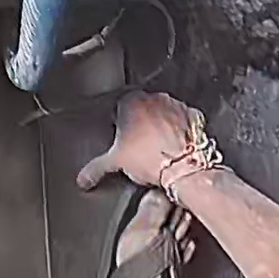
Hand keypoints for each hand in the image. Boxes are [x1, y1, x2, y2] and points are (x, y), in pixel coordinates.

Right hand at [77, 91, 204, 188]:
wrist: (186, 168)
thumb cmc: (151, 158)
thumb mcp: (116, 163)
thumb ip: (96, 168)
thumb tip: (83, 178)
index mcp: (131, 102)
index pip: (118, 106)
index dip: (117, 122)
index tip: (118, 134)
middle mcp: (155, 98)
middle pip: (141, 108)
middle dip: (138, 122)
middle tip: (135, 143)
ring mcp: (176, 106)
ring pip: (162, 112)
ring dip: (159, 124)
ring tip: (155, 147)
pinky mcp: (194, 116)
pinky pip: (182, 120)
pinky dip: (178, 130)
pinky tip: (173, 146)